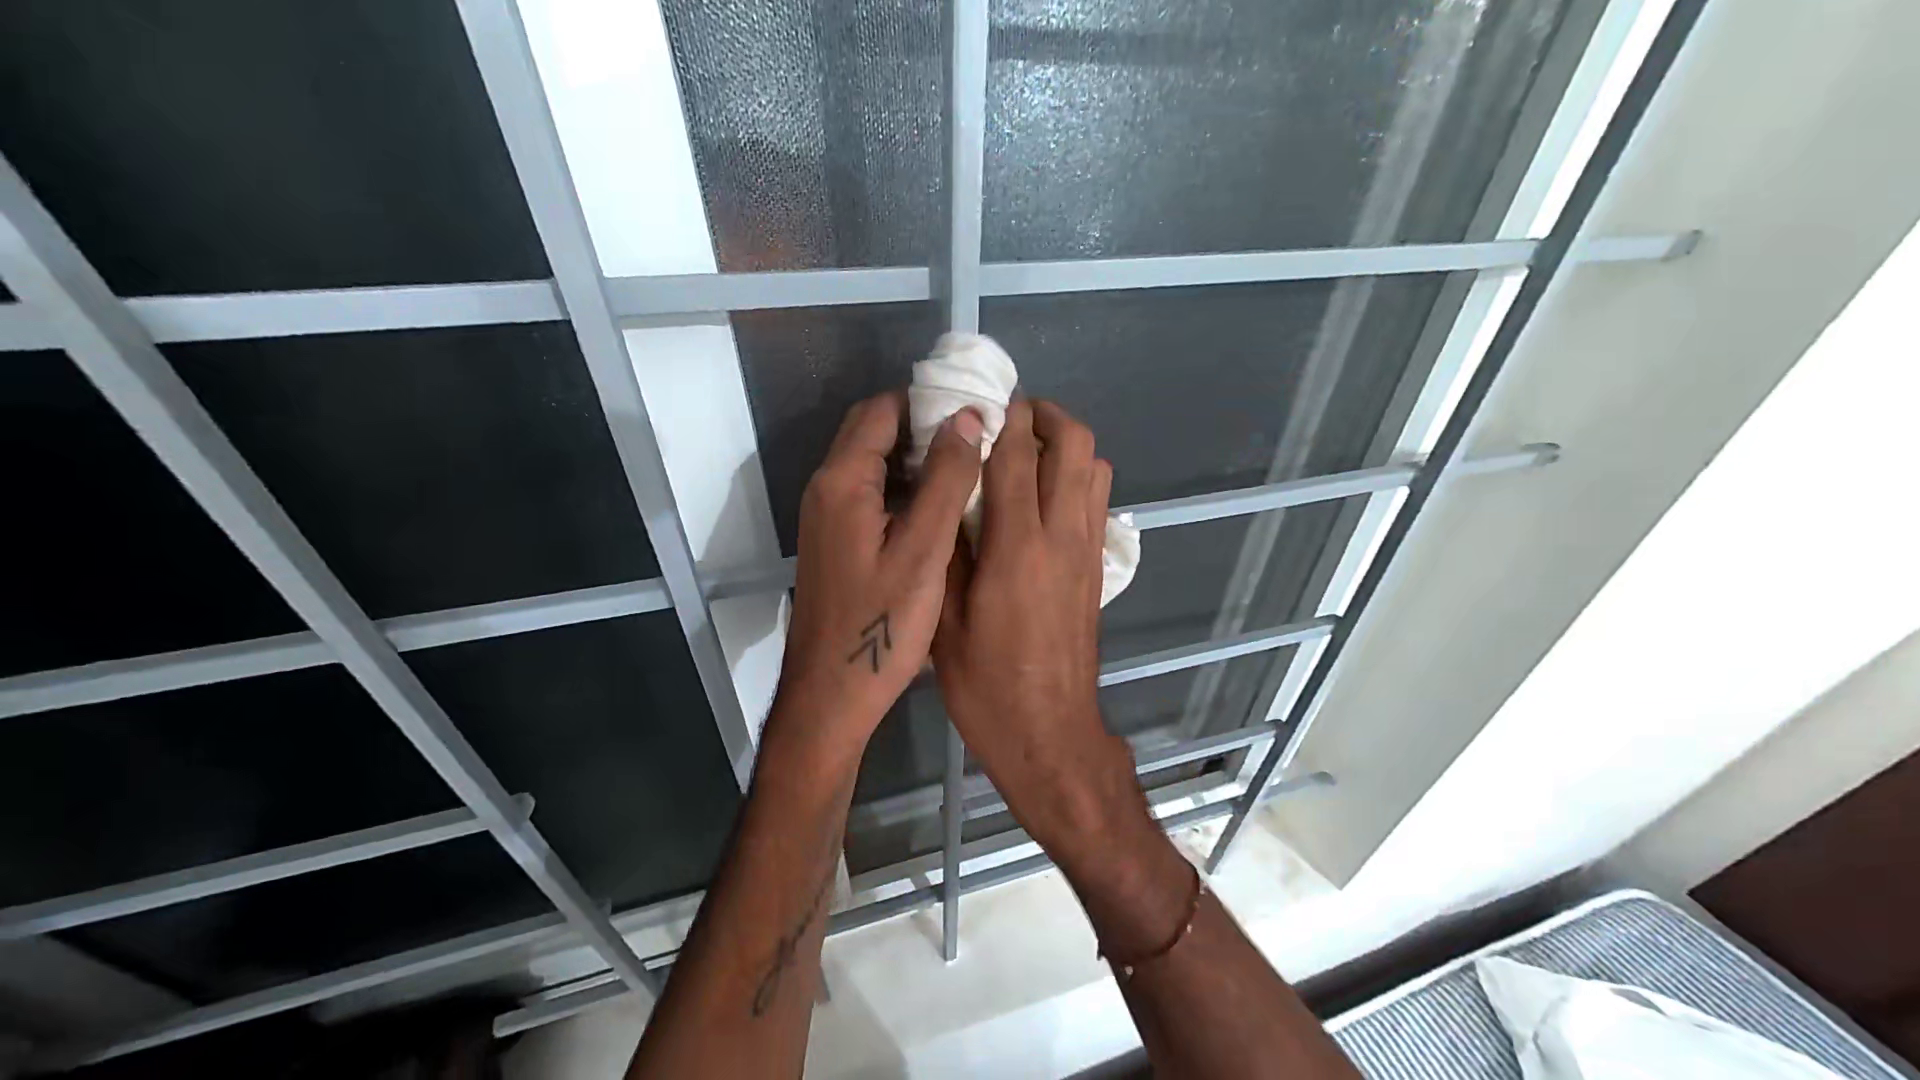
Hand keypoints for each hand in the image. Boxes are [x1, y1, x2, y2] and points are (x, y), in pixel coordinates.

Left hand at [775, 391, 984, 756]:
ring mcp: (827, 517)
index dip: (928, 401)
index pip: (882, 411)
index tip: (975, 410)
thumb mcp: (923, 551)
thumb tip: (966, 418)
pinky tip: (941, 508)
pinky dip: (904, 488)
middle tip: (978, 438)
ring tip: (969, 467)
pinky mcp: (836, 541)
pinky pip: (870, 494)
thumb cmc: (879, 625)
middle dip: (923, 425)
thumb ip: (946, 481)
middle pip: (873, 432)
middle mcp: (826, 489)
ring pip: (872, 464)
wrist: (831, 693)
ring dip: (915, 457)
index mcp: (843, 482)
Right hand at [932, 400, 1148, 863]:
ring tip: (1027, 448)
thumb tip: (949, 496)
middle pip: (1074, 444)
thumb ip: (947, 554)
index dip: (1000, 419)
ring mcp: (1088, 551)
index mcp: (1017, 547)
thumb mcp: (945, 624)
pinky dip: (1078, 476)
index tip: (979, 402)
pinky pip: (1097, 500)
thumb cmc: (986, 686)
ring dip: (1066, 443)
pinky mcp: (1097, 569)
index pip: (1016, 457)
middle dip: (1044, 415)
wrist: (1051, 734)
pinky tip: (1044, 493)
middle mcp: (1062, 537)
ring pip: (1095, 467)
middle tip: (1008, 417)